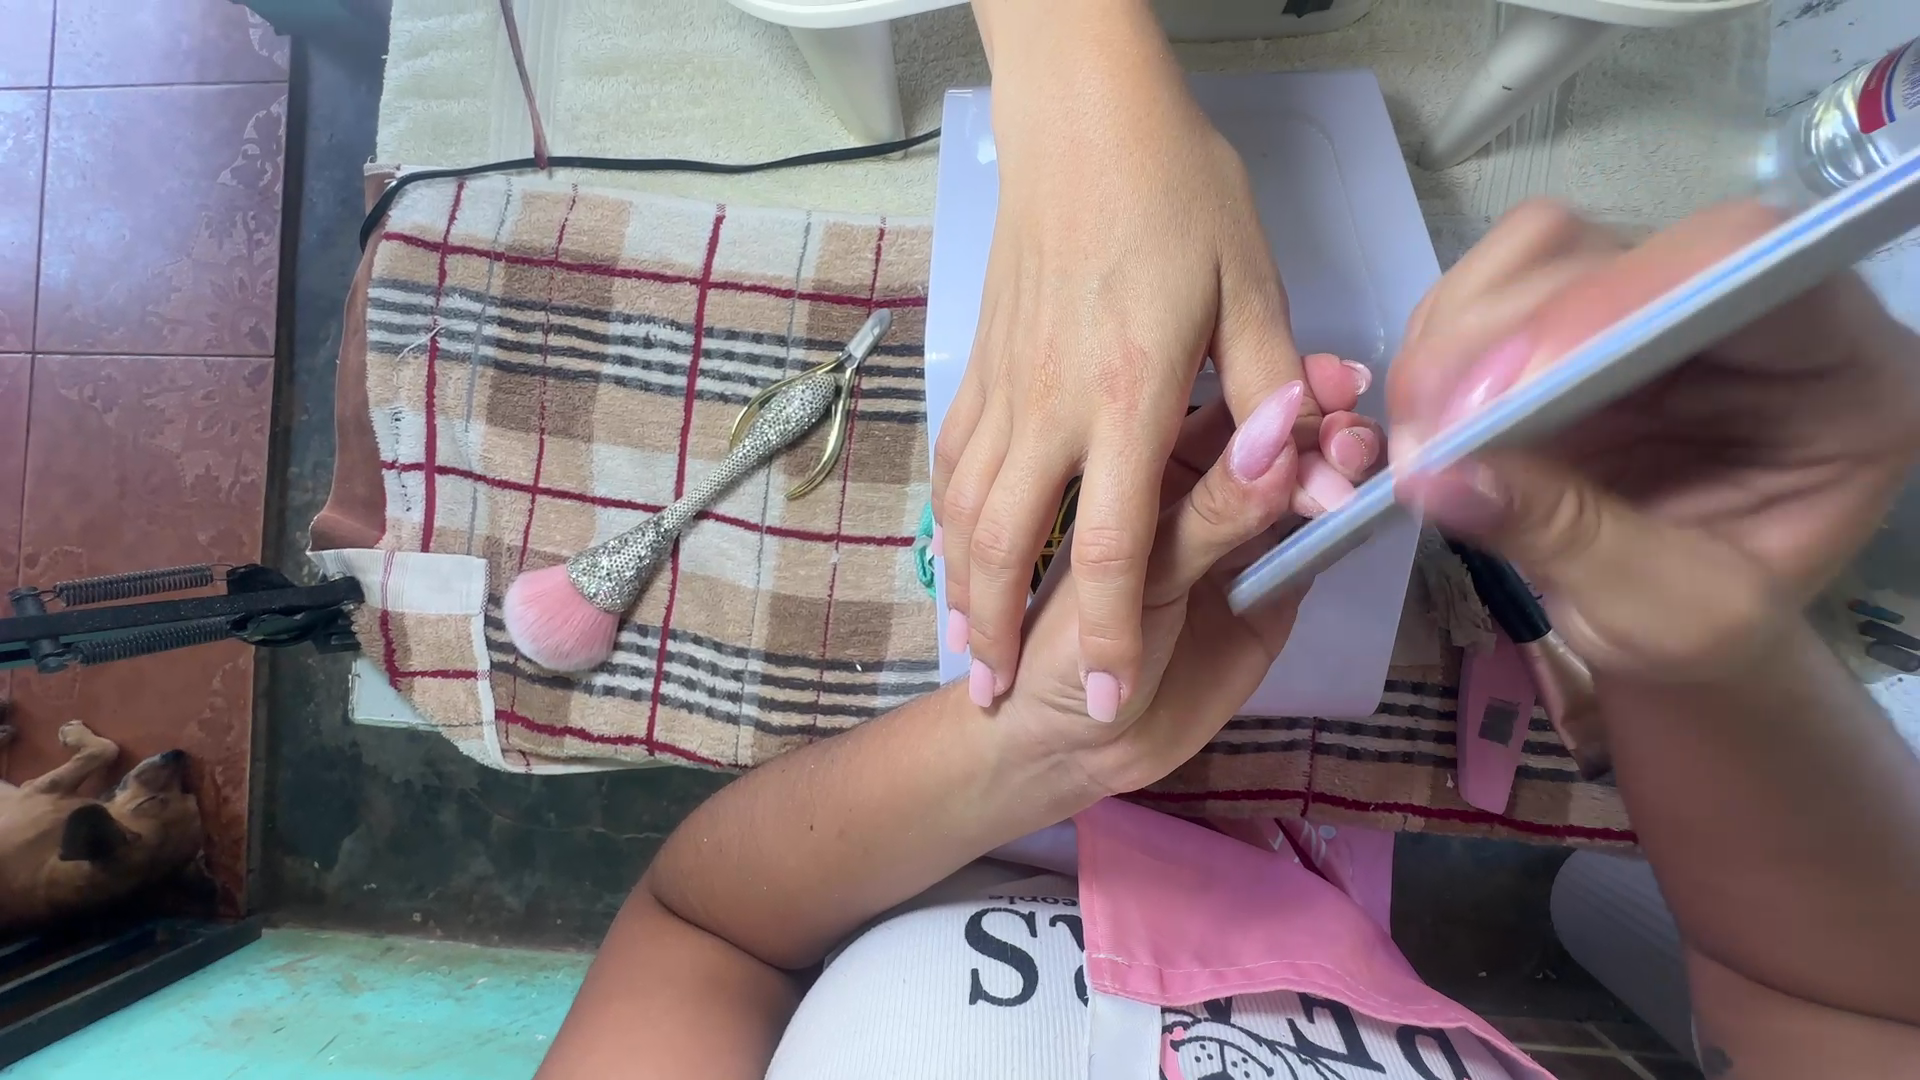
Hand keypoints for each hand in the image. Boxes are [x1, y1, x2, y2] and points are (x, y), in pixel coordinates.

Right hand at [935, 6, 1381, 721]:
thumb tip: (1309, 479)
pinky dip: (948, 519)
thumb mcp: (1250, 286)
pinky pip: (951, 460)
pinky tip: (953, 550)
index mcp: (1127, 398)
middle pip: (1006, 545)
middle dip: (995, 632)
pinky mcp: (977, 367)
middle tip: (994, 695)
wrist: (1079, 122)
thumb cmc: (1176, 196)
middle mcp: (1050, 409)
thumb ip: (1271, 391)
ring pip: (963, 509)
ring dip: (959, 587)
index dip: (1105, 635)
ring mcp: (1002, 389)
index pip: (1109, 547)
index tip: (1102, 701)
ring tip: (964, 645)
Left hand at [988, 374, 1380, 798]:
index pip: (1216, 421)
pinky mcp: (1274, 591)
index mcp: (1143, 474)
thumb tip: (1281, 436)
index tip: (1321, 376)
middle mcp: (1197, 498)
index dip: (1270, 395)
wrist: (1076, 746)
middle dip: (1315, 427)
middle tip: (1351, 423)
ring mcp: (1240, 542)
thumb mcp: (1138, 574)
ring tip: (1361, 454)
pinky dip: (1340, 525)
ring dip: (1335, 468)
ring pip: (1299, 491)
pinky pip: (1312, 548)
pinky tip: (1363, 505)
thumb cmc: (1066, 646)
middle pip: (1270, 447)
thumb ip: (1207, 515)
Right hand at [1390, 200, 1919, 678]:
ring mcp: (1625, 313)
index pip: (1731, 264)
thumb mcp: (1662, 614)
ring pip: (1519, 262)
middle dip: (1486, 348)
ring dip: (1442, 351)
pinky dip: (1425, 362)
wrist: (1661, 627)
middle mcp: (1723, 312)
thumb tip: (1432, 477)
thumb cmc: (1699, 629)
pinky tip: (1421, 430)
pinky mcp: (1542, 335)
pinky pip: (1466, 305)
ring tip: (1418, 449)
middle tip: (1424, 448)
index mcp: (1827, 365)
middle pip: (1595, 253)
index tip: (1487, 407)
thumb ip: (1564, 538)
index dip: (1599, 306)